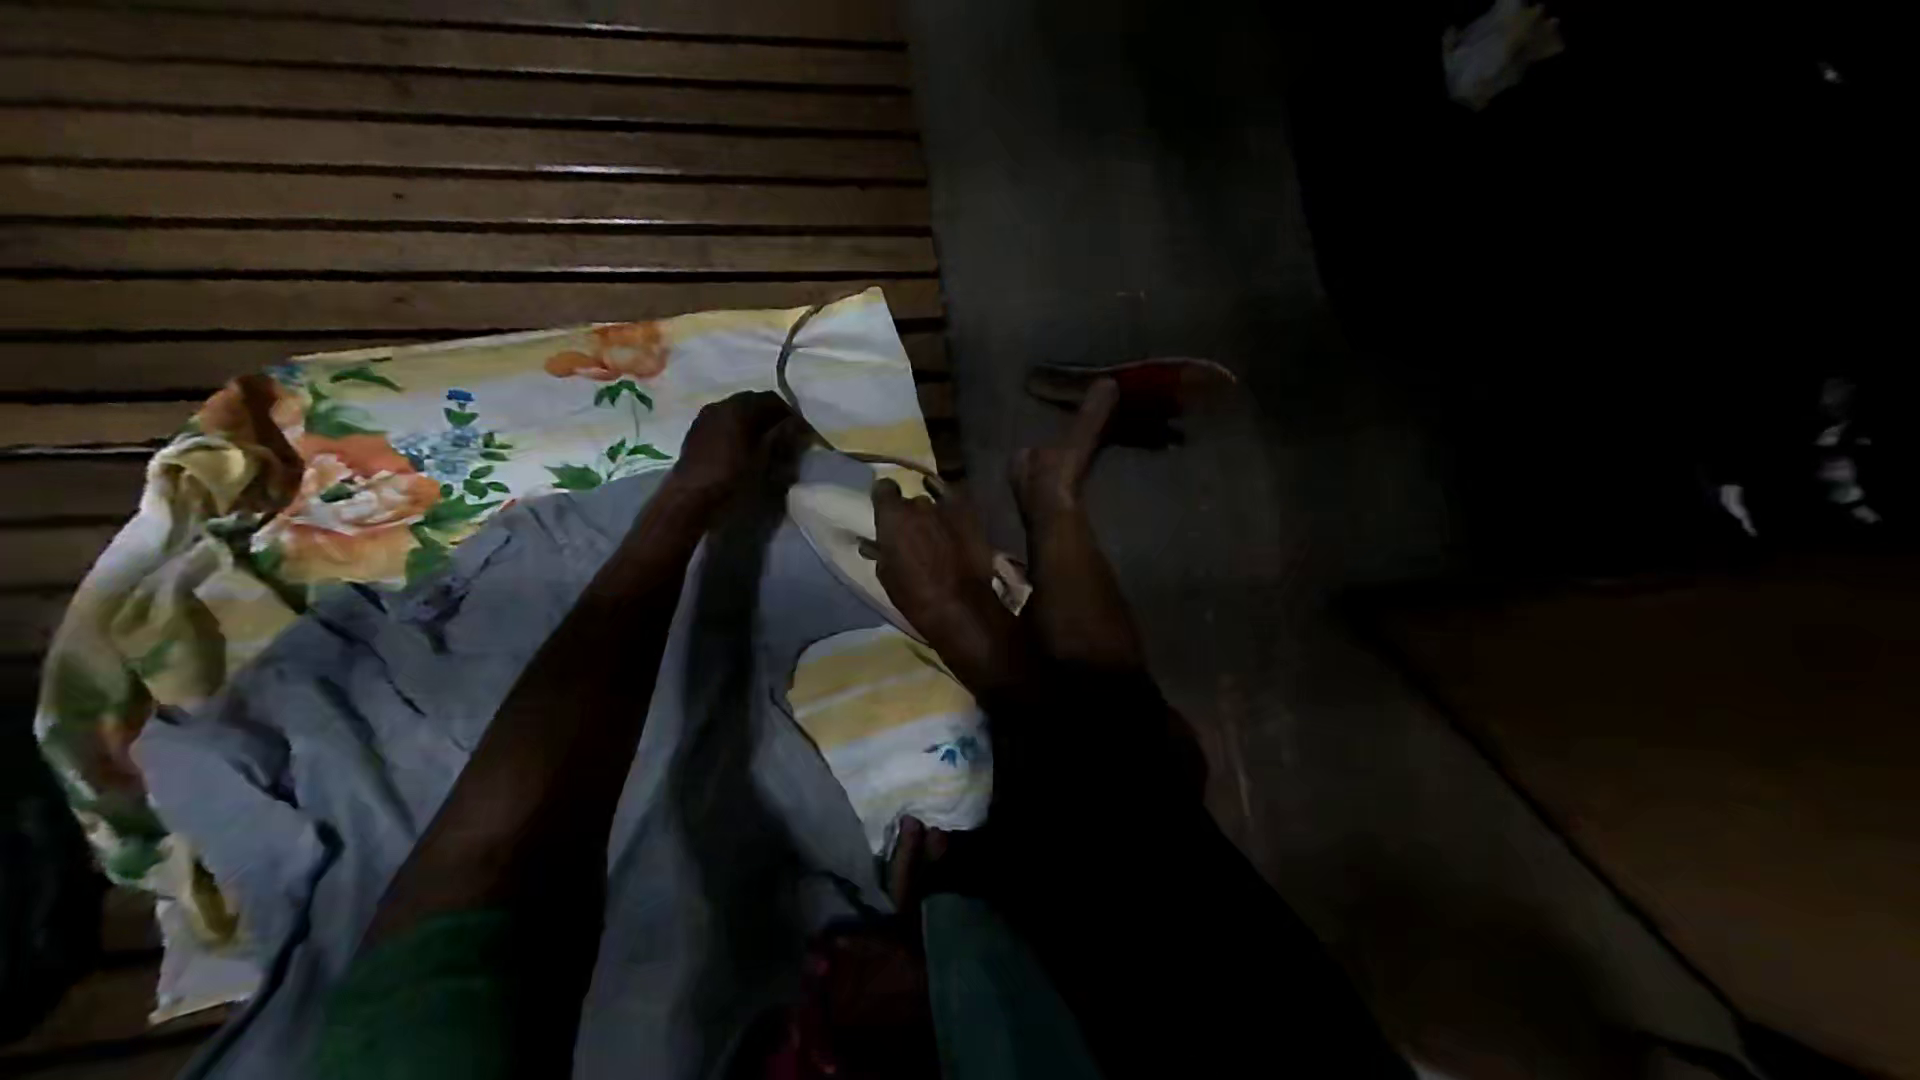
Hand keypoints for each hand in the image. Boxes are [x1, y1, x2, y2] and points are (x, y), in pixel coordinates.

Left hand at [669, 390, 795, 501]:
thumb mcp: (763, 458)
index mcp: (738, 407)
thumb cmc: (731, 477)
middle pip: (752, 402)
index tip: (802, 429)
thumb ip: (781, 436)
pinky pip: (723, 421)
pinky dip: (738, 427)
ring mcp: (705, 417)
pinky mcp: (697, 431)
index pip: (772, 400)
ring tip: (767, 440)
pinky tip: (745, 445)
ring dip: (754, 421)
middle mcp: (720, 405)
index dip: (790, 413)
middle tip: (787, 433)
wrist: (691, 498)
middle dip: (771, 414)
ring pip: (736, 411)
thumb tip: (797, 424)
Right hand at [869, 479, 1022, 692]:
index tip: (886, 510)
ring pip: (935, 502)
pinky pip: (958, 506)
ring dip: (934, 514)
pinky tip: (954, 523)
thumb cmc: (915, 596)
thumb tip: (872, 543)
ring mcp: (948, 507)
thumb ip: (880, 552)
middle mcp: (919, 504)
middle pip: (911, 500)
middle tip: (913, 532)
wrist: (960, 606)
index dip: (884, 497)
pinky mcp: (972, 516)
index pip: (883, 488)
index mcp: (892, 516)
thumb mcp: (887, 575)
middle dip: (911, 513)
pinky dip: (954, 512)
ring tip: (937, 531)